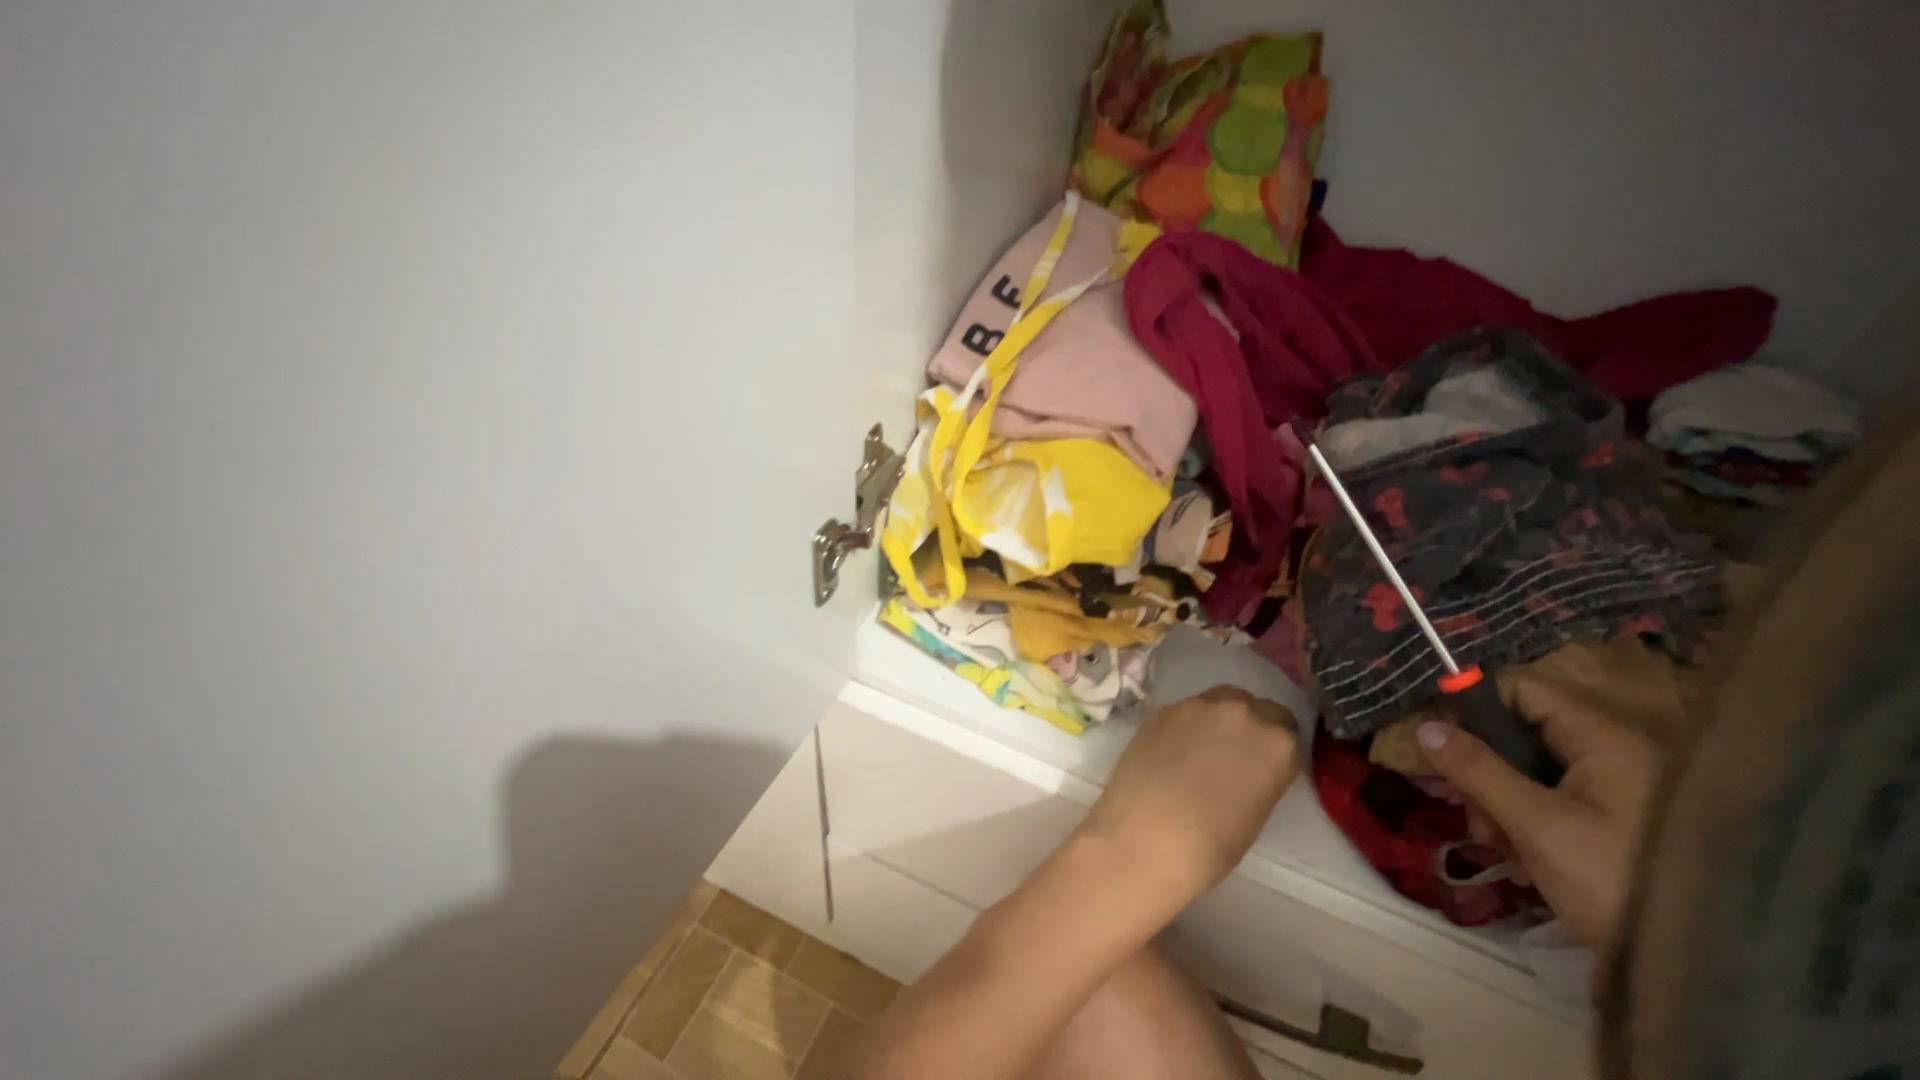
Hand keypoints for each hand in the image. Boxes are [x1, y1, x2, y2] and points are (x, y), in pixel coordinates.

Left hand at [1076, 686, 1301, 906]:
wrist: (1143, 840)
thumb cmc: (1210, 845)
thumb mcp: (1257, 811)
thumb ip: (1263, 774)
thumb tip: (1252, 765)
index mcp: (1277, 743)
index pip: (1288, 731)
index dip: (1276, 747)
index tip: (1265, 762)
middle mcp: (1242, 713)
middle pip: (1256, 707)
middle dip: (1250, 726)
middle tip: (1234, 756)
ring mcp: (1198, 706)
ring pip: (1220, 702)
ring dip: (1219, 720)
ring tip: (1202, 751)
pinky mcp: (1163, 710)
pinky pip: (1186, 711)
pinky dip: (1187, 725)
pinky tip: (1173, 752)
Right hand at [1418, 675, 1661, 957]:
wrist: (1702, 965)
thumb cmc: (1613, 877)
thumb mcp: (1536, 824)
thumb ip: (1478, 770)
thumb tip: (1425, 727)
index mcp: (1602, 736)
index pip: (1521, 689)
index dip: (1474, 709)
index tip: (1440, 747)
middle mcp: (1614, 751)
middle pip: (1524, 734)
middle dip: (1486, 772)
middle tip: (1473, 818)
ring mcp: (1622, 789)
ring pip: (1536, 773)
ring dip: (1503, 805)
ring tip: (1498, 849)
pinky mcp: (1621, 824)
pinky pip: (1560, 803)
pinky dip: (1533, 825)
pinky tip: (1525, 863)